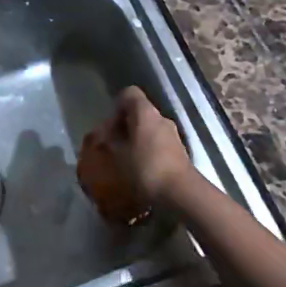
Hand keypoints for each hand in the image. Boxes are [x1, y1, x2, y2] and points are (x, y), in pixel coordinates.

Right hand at [79, 87, 199, 222]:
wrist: (181, 192)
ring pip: (148, 128)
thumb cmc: (146, 168)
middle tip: (112, 145)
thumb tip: (104, 138)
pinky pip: (157, 143)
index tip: (109, 127)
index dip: (116, 106)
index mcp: (145, 112)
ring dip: (135, 139)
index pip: (129, 94)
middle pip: (138, 112)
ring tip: (123, 159)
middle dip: (123, 126)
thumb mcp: (118, 156)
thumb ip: (109, 143)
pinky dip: (146, 150)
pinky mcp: (178, 151)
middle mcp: (160, 118)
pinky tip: (139, 169)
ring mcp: (172, 134)